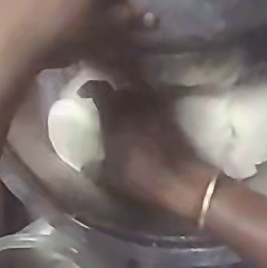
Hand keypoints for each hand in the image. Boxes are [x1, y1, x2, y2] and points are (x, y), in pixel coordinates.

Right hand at [81, 80, 215, 219]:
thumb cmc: (143, 180)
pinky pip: (154, 101)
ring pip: (139, 90)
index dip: (90, 88)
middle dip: (111, 89)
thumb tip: (85, 164)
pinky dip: (146, 103)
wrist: (183, 183)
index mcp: (115, 116)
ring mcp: (156, 108)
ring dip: (130, 93)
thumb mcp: (109, 177)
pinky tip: (142, 115)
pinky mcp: (172, 116)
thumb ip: (95, 166)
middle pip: (121, 85)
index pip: (100, 89)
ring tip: (123, 105)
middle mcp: (135, 106)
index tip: (83, 94)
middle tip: (104, 99)